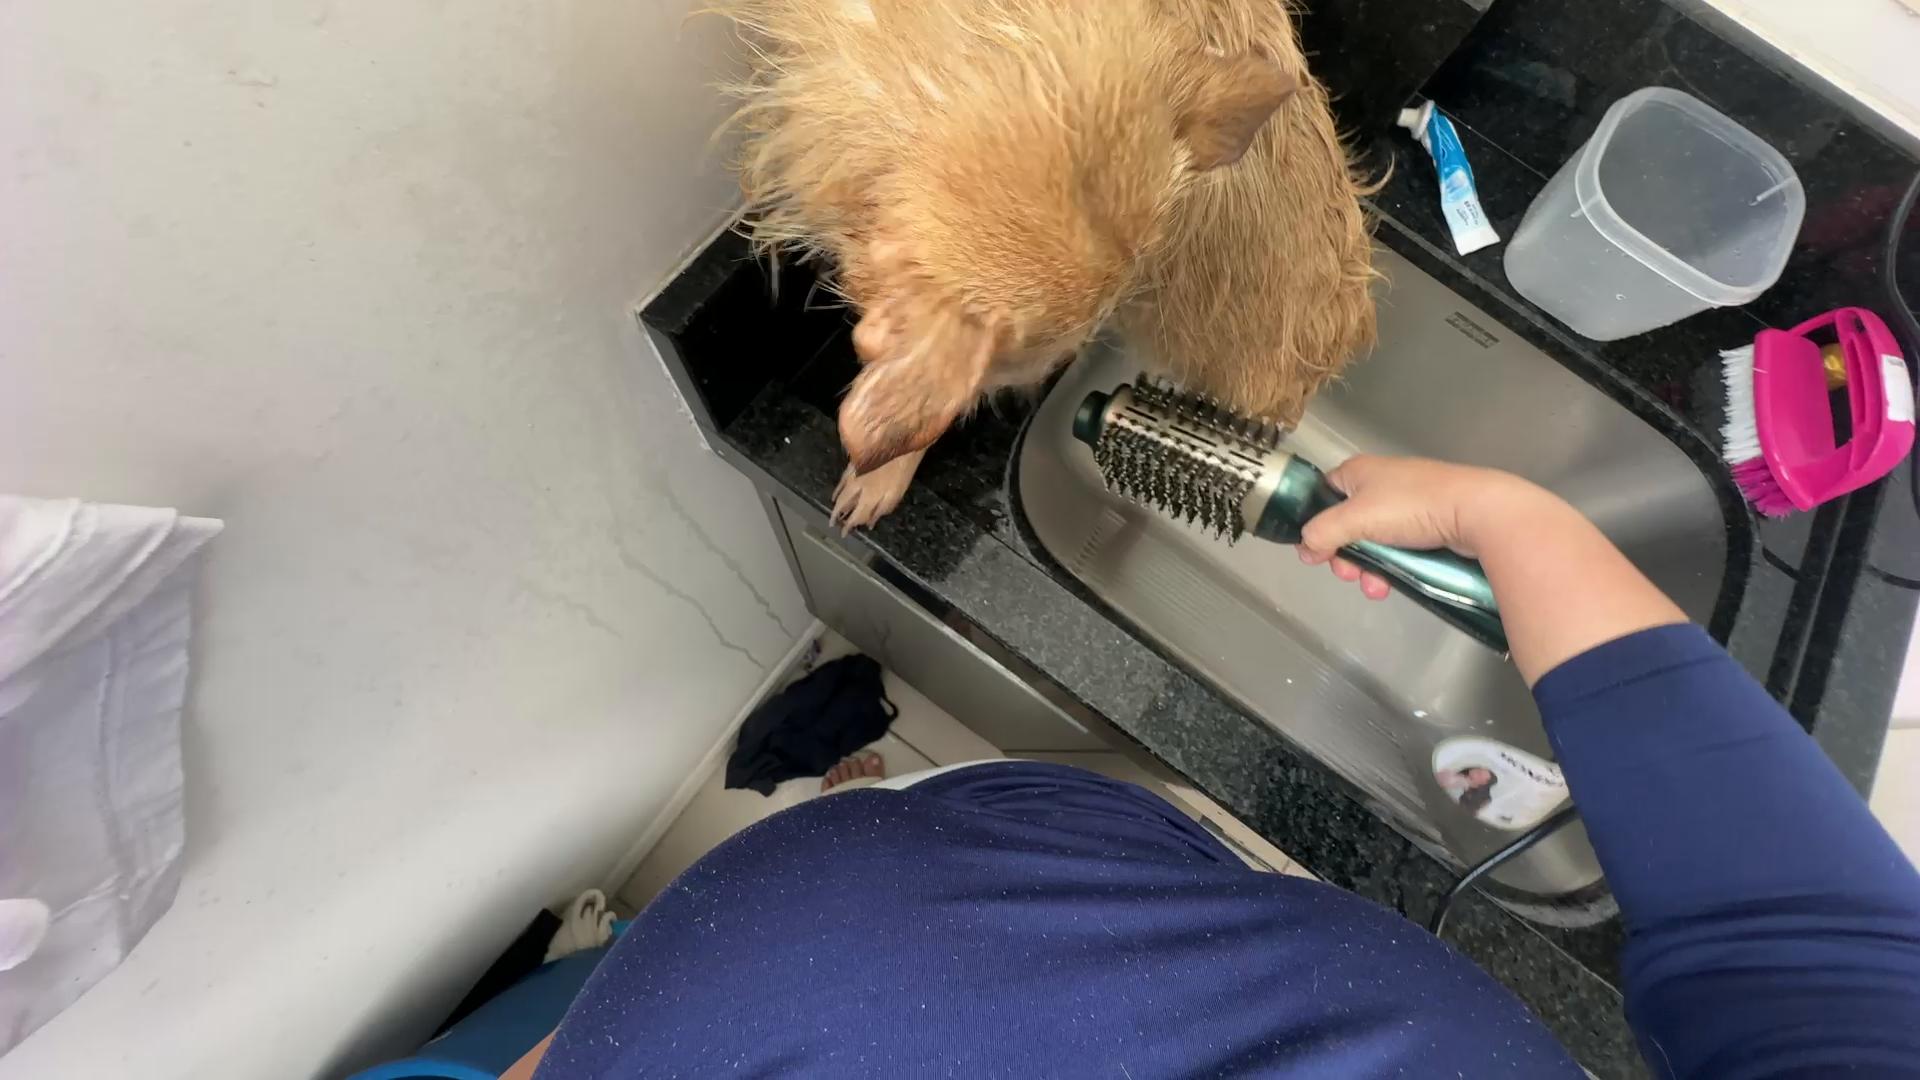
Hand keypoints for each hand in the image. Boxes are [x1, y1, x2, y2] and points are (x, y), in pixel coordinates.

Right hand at [1295, 455, 1540, 597]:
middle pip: (1344, 524)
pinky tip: (1390, 584)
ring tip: (1374, 587)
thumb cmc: (1411, 507)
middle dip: (1342, 555)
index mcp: (1358, 472)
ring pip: (1371, 540)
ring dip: (1365, 567)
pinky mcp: (1429, 522)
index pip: (1321, 496)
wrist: (1481, 513)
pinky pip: (1397, 546)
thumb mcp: (1354, 519)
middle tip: (1347, 573)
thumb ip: (1320, 533)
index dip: (1314, 524)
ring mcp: (1407, 503)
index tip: (1315, 550)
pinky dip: (1390, 566)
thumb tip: (1305, 549)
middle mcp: (1380, 483)